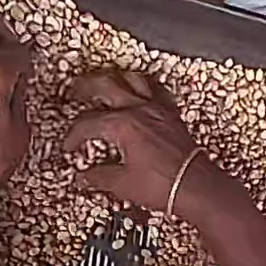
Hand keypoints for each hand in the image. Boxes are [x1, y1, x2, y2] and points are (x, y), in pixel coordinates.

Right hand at [61, 69, 251, 225]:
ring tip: (105, 83)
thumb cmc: (162, 185)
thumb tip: (84, 176)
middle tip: (74, 92)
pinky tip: (140, 92)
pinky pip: (156, 90)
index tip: (69, 148)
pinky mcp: (172, 115)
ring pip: (132, 79)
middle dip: (85, 88)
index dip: (73, 136)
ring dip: (115, 78)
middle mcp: (139, 109)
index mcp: (122, 125)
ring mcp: (157, 109)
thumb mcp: (123, 184)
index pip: (87, 123)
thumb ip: (99, 177)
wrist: (196, 187)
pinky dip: (144, 87)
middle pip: (105, 85)